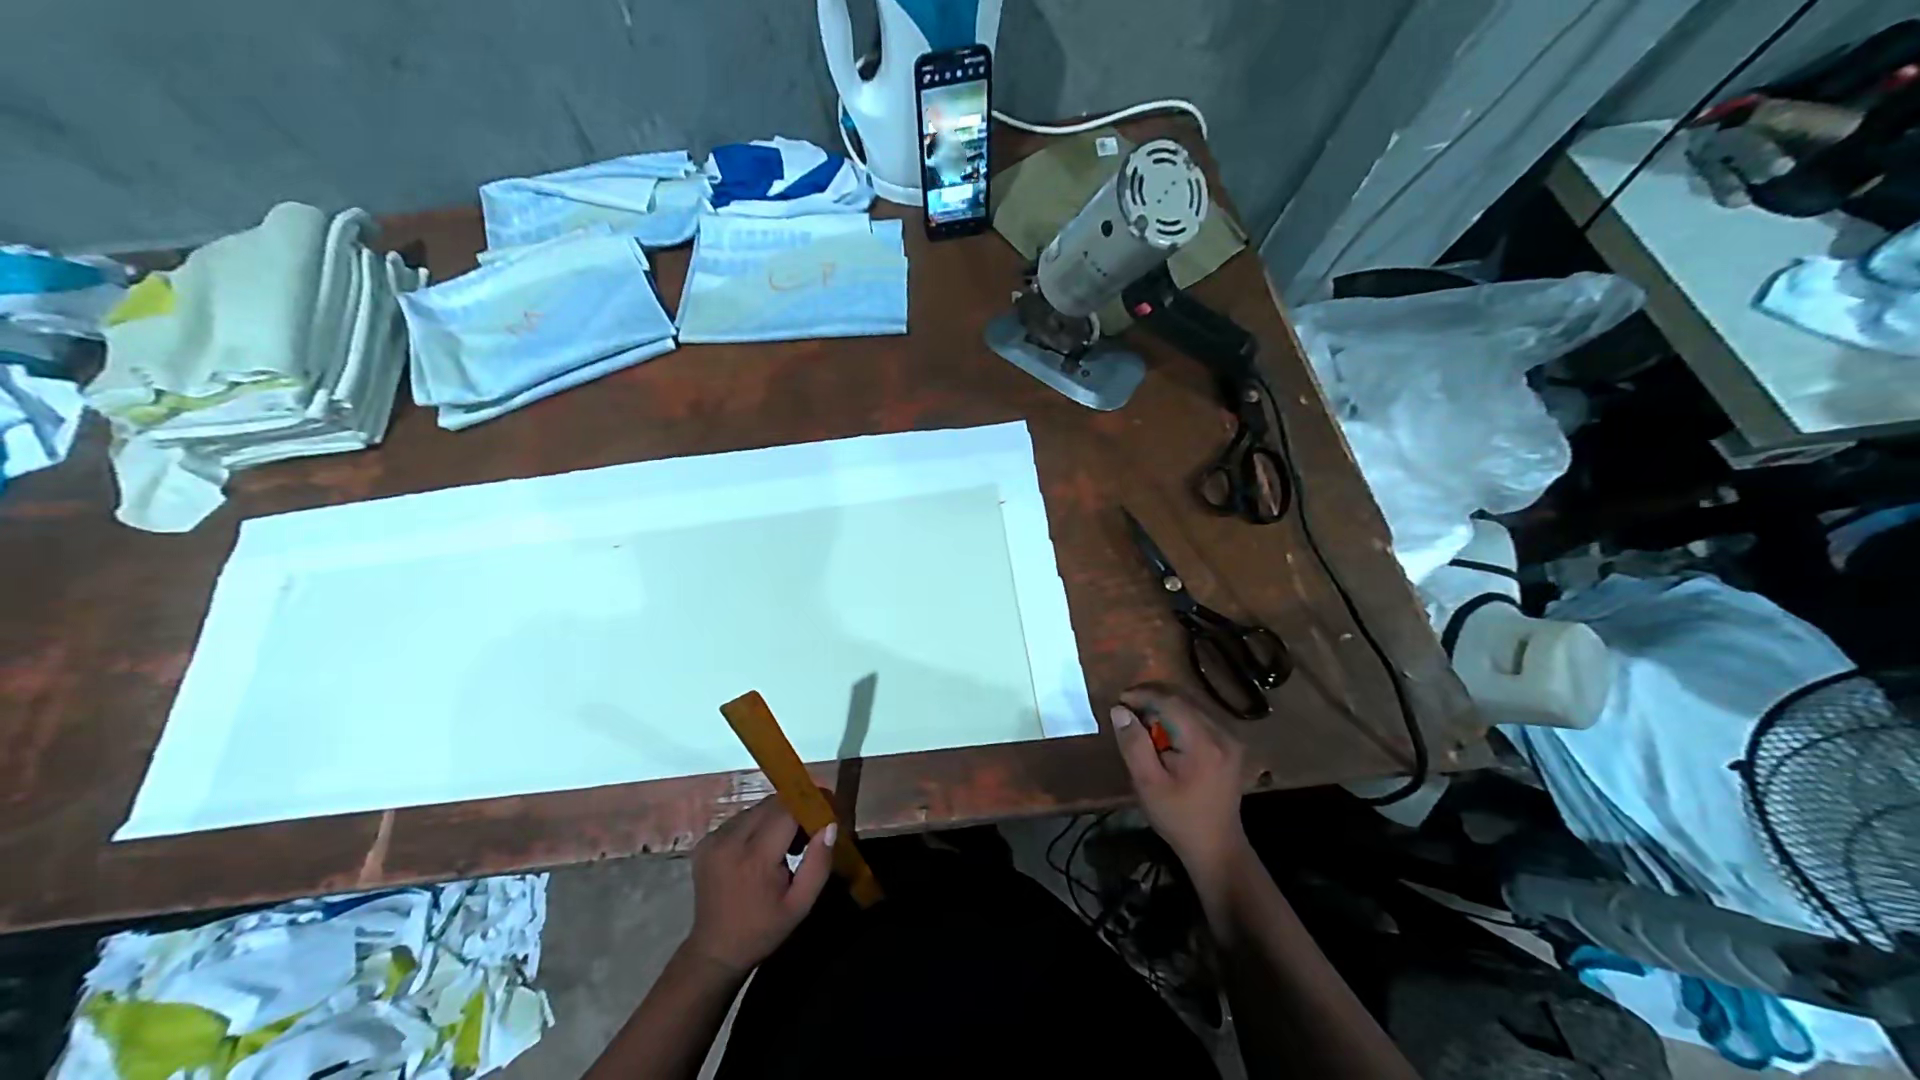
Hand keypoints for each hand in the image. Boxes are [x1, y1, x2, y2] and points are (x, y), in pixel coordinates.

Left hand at [683, 794, 835, 974]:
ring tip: (786, 842)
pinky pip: (741, 819)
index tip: (830, 804)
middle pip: (771, 804)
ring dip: (776, 816)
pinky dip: (758, 825)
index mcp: (755, 858)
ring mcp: (713, 839)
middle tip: (811, 827)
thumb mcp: (801, 904)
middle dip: (795, 808)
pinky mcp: (706, 841)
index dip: (811, 801)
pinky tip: (763, 847)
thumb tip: (830, 825)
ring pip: (756, 809)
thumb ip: (818, 863)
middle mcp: (730, 840)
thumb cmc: (763, 929)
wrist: (715, 950)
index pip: (787, 810)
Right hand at [1110, 685, 1252, 883]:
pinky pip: (1200, 718)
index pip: (1171, 701)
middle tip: (1126, 707)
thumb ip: (1134, 744)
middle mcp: (1222, 734)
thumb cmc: (1178, 818)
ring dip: (1165, 706)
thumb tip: (1120, 710)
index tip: (1120, 700)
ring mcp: (1230, 739)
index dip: (1143, 695)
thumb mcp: (1148, 784)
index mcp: (1204, 743)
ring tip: (1141, 719)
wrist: (1216, 847)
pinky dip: (1178, 716)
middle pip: (1184, 698)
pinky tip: (1163, 731)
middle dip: (1153, 697)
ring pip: (1192, 705)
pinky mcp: (1229, 746)